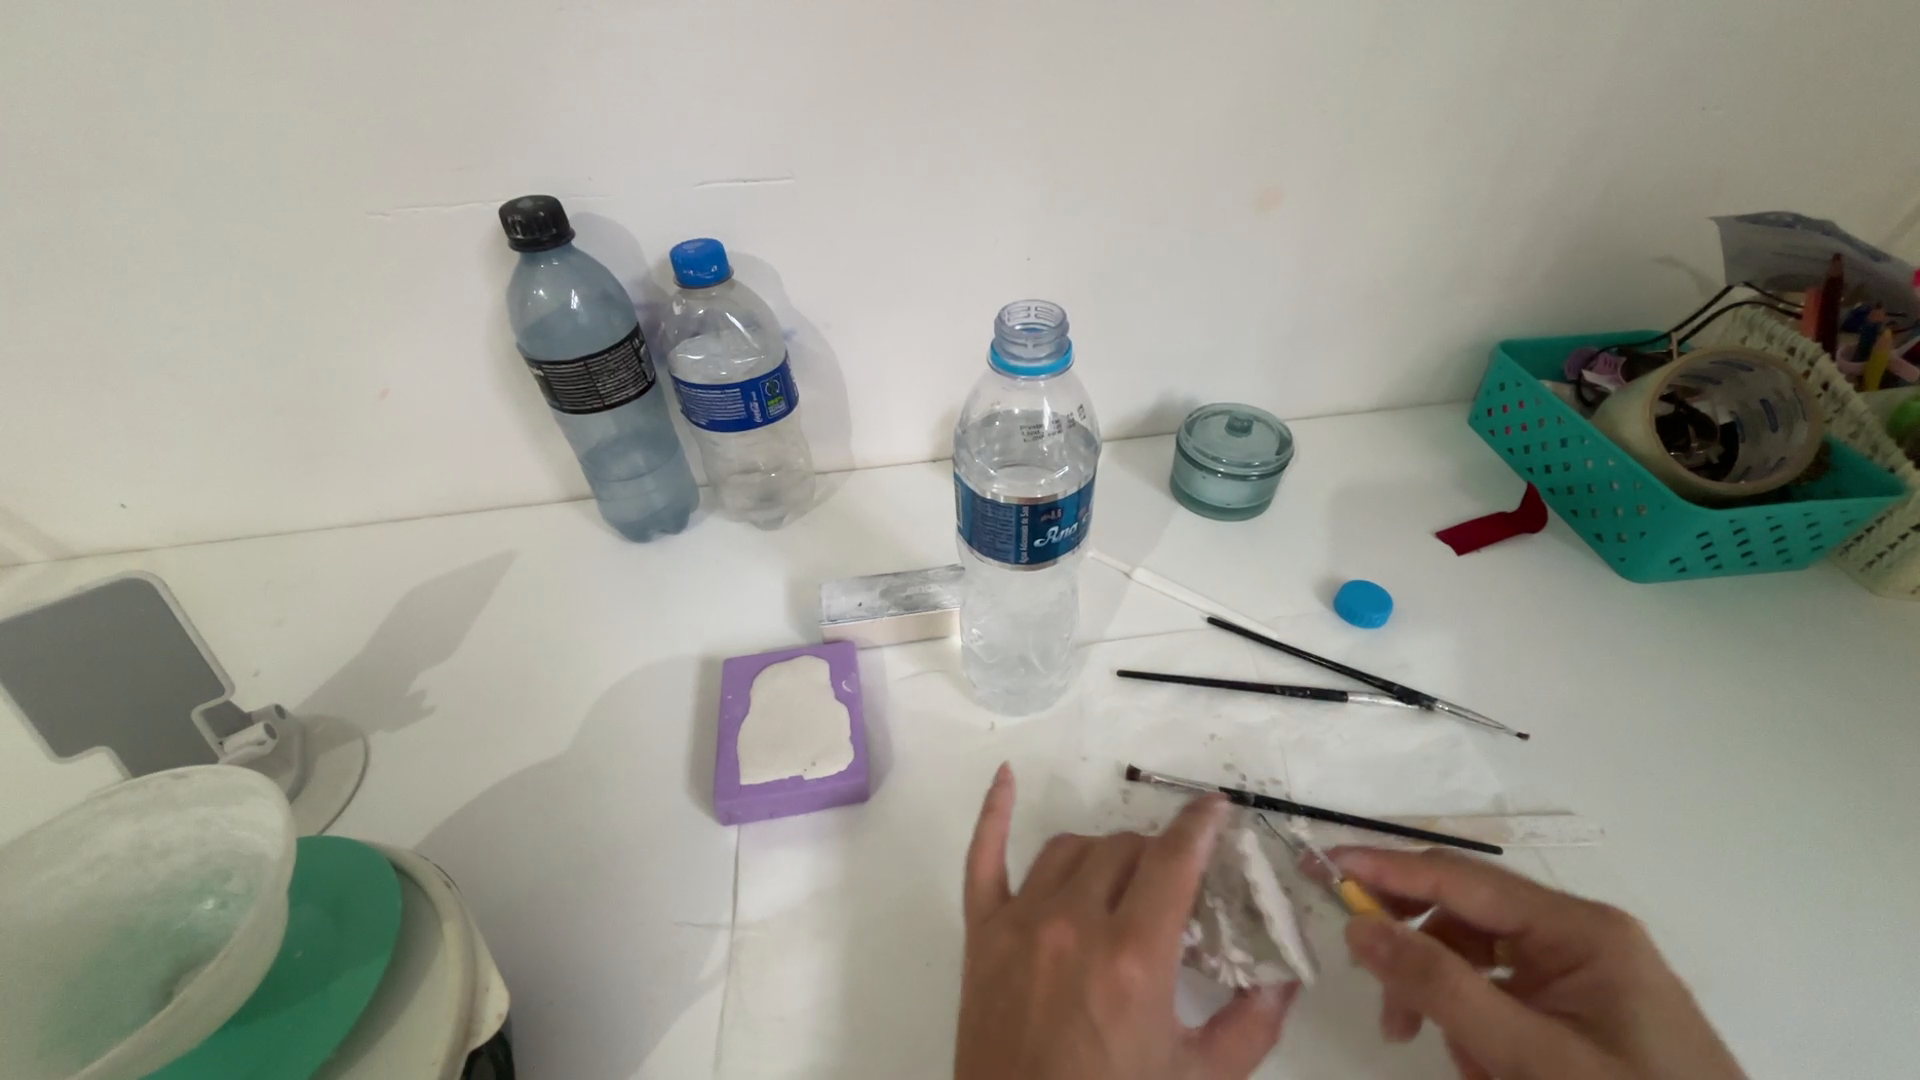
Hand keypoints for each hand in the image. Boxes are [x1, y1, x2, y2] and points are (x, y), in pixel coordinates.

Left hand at [954, 765, 1297, 1079]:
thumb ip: (1250, 1029)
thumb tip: (1283, 981)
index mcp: (1133, 957)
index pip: (1173, 862)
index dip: (1198, 827)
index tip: (1213, 806)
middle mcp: (1075, 923)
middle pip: (1123, 850)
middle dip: (1155, 856)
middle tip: (1169, 884)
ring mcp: (1021, 921)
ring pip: (1069, 848)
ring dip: (1102, 853)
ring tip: (1119, 876)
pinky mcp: (981, 931)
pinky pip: (983, 856)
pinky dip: (994, 812)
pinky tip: (1006, 776)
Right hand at [1333, 847, 1747, 1079]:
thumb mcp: (1533, 1059)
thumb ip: (1442, 987)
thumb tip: (1357, 922)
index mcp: (1580, 928)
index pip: (1459, 877)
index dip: (1385, 868)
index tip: (1321, 864)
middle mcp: (1579, 934)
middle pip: (1464, 915)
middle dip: (1415, 953)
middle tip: (1375, 991)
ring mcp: (1581, 970)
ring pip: (1475, 958)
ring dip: (1442, 998)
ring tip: (1430, 1046)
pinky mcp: (1580, 1007)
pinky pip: (1500, 992)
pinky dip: (1475, 1022)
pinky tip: (1480, 1064)